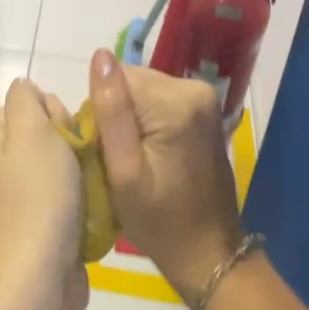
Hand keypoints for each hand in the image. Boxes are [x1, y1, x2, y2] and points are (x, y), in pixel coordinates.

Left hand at [0, 78, 88, 309]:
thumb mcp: (31, 129)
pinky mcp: (39, 220)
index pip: (33, 100)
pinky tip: (90, 212)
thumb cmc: (38, 195)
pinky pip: (69, 193)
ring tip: (89, 192)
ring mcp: (18, 192)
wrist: (40, 275)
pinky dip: (83, 198)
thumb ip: (26, 97)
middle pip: (49, 130)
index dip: (56, 114)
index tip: (64, 139)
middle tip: (77, 168)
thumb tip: (27, 89)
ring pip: (64, 161)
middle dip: (72, 143)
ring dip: (83, 172)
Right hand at [89, 49, 242, 296]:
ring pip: (141, 90)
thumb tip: (100, 56)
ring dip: (130, 119)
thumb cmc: (161, 222)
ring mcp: (203, 98)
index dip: (101, 112)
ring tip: (134, 159)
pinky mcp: (203, 110)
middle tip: (119, 160)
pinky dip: (145, 122)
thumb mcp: (124, 172)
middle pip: (130, 81)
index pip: (116, 78)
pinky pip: (156, 101)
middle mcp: (195, 89)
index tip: (107, 151)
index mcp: (176, 101)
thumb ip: (111, 112)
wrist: (208, 254)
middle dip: (116, 114)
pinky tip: (149, 154)